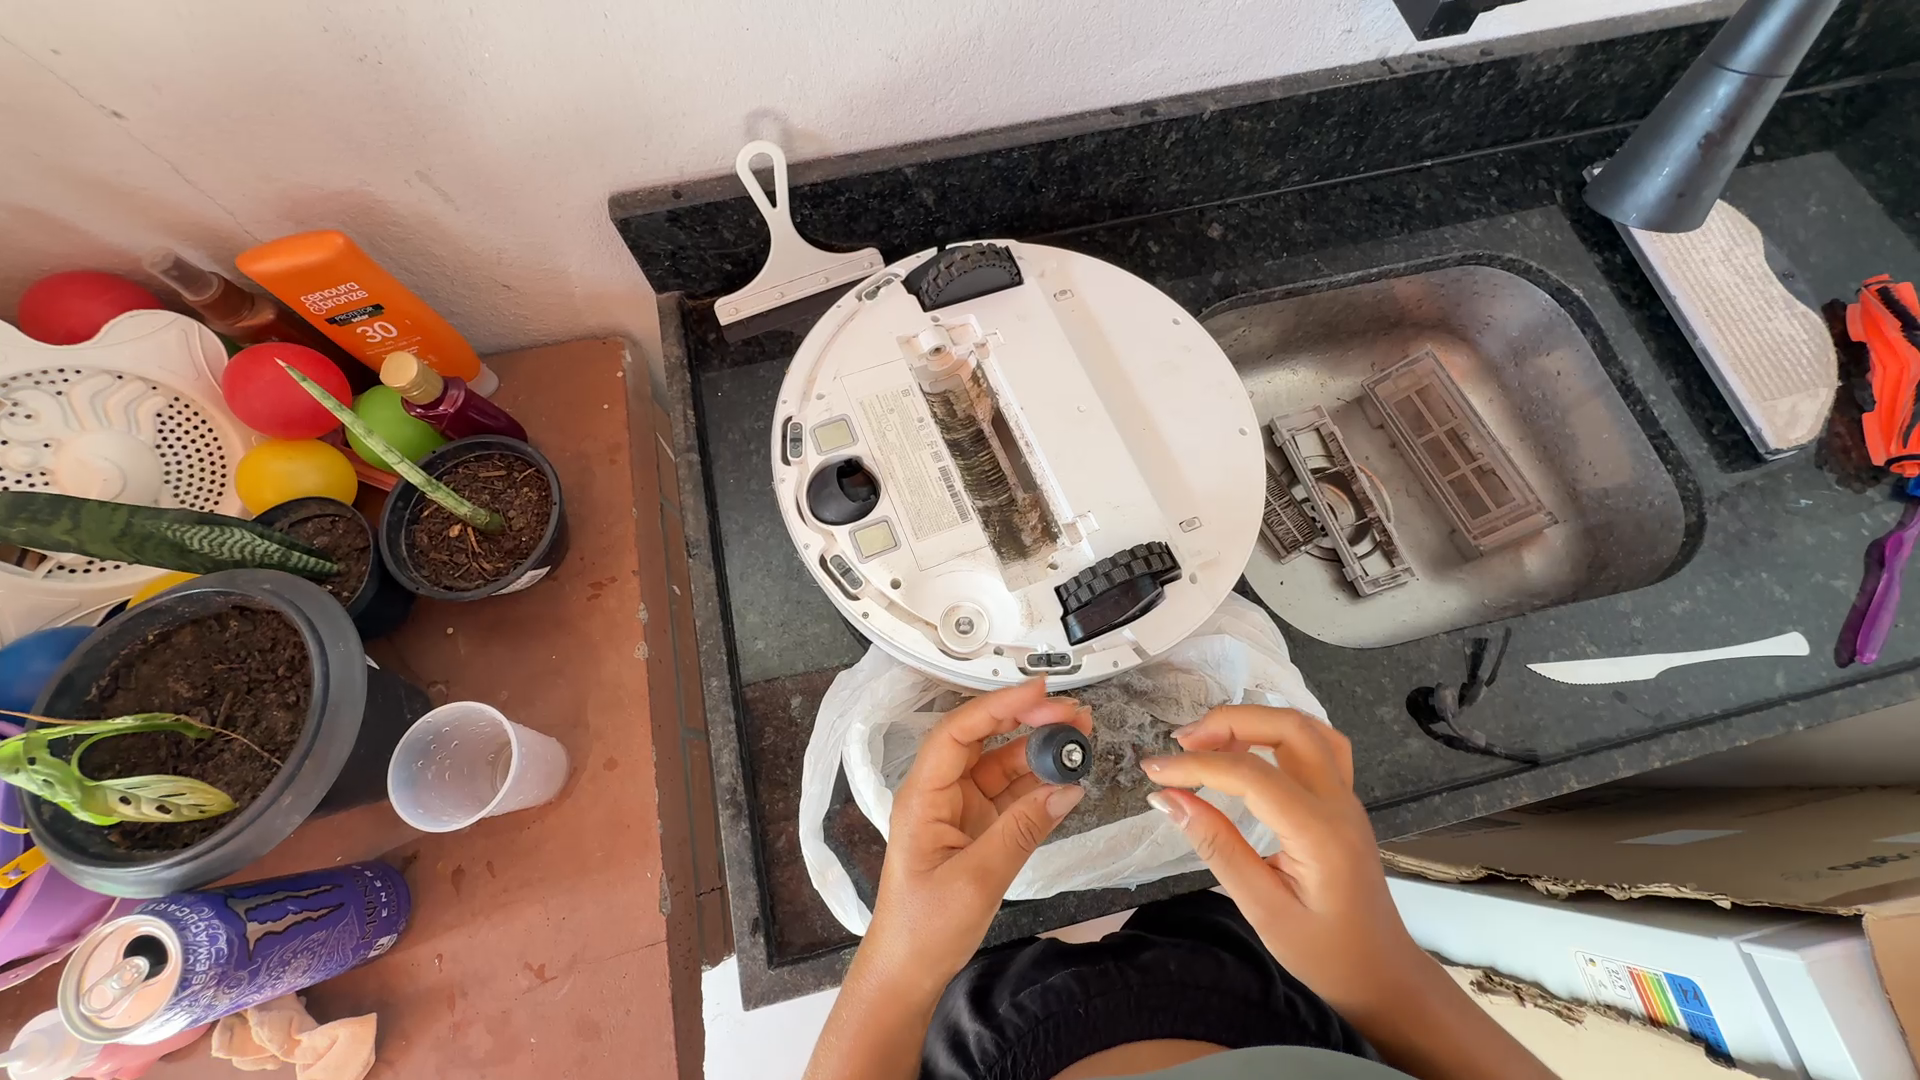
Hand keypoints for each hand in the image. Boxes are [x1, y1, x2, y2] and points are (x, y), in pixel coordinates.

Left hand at [864, 679, 1089, 985]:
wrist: (909, 971)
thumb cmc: (923, 928)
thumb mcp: (977, 879)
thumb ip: (1022, 829)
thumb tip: (1066, 788)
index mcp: (923, 795)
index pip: (959, 731)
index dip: (998, 706)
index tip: (1039, 694)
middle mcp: (941, 792)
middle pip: (984, 739)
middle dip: (1027, 721)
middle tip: (1072, 715)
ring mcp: (961, 808)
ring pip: (1003, 763)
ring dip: (1039, 750)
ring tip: (1078, 738)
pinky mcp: (978, 826)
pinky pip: (1012, 793)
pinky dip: (1040, 783)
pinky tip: (1066, 776)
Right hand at [1142, 706, 1426, 1013]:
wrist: (1382, 974)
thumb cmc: (1324, 954)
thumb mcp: (1262, 910)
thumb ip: (1217, 846)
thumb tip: (1168, 798)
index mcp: (1319, 833)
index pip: (1251, 774)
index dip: (1196, 765)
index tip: (1154, 772)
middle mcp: (1339, 802)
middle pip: (1285, 727)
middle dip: (1227, 723)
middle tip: (1181, 743)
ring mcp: (1346, 796)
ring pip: (1304, 726)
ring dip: (1252, 720)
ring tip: (1209, 740)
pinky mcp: (1343, 798)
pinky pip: (1318, 741)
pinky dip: (1277, 729)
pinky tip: (1250, 745)